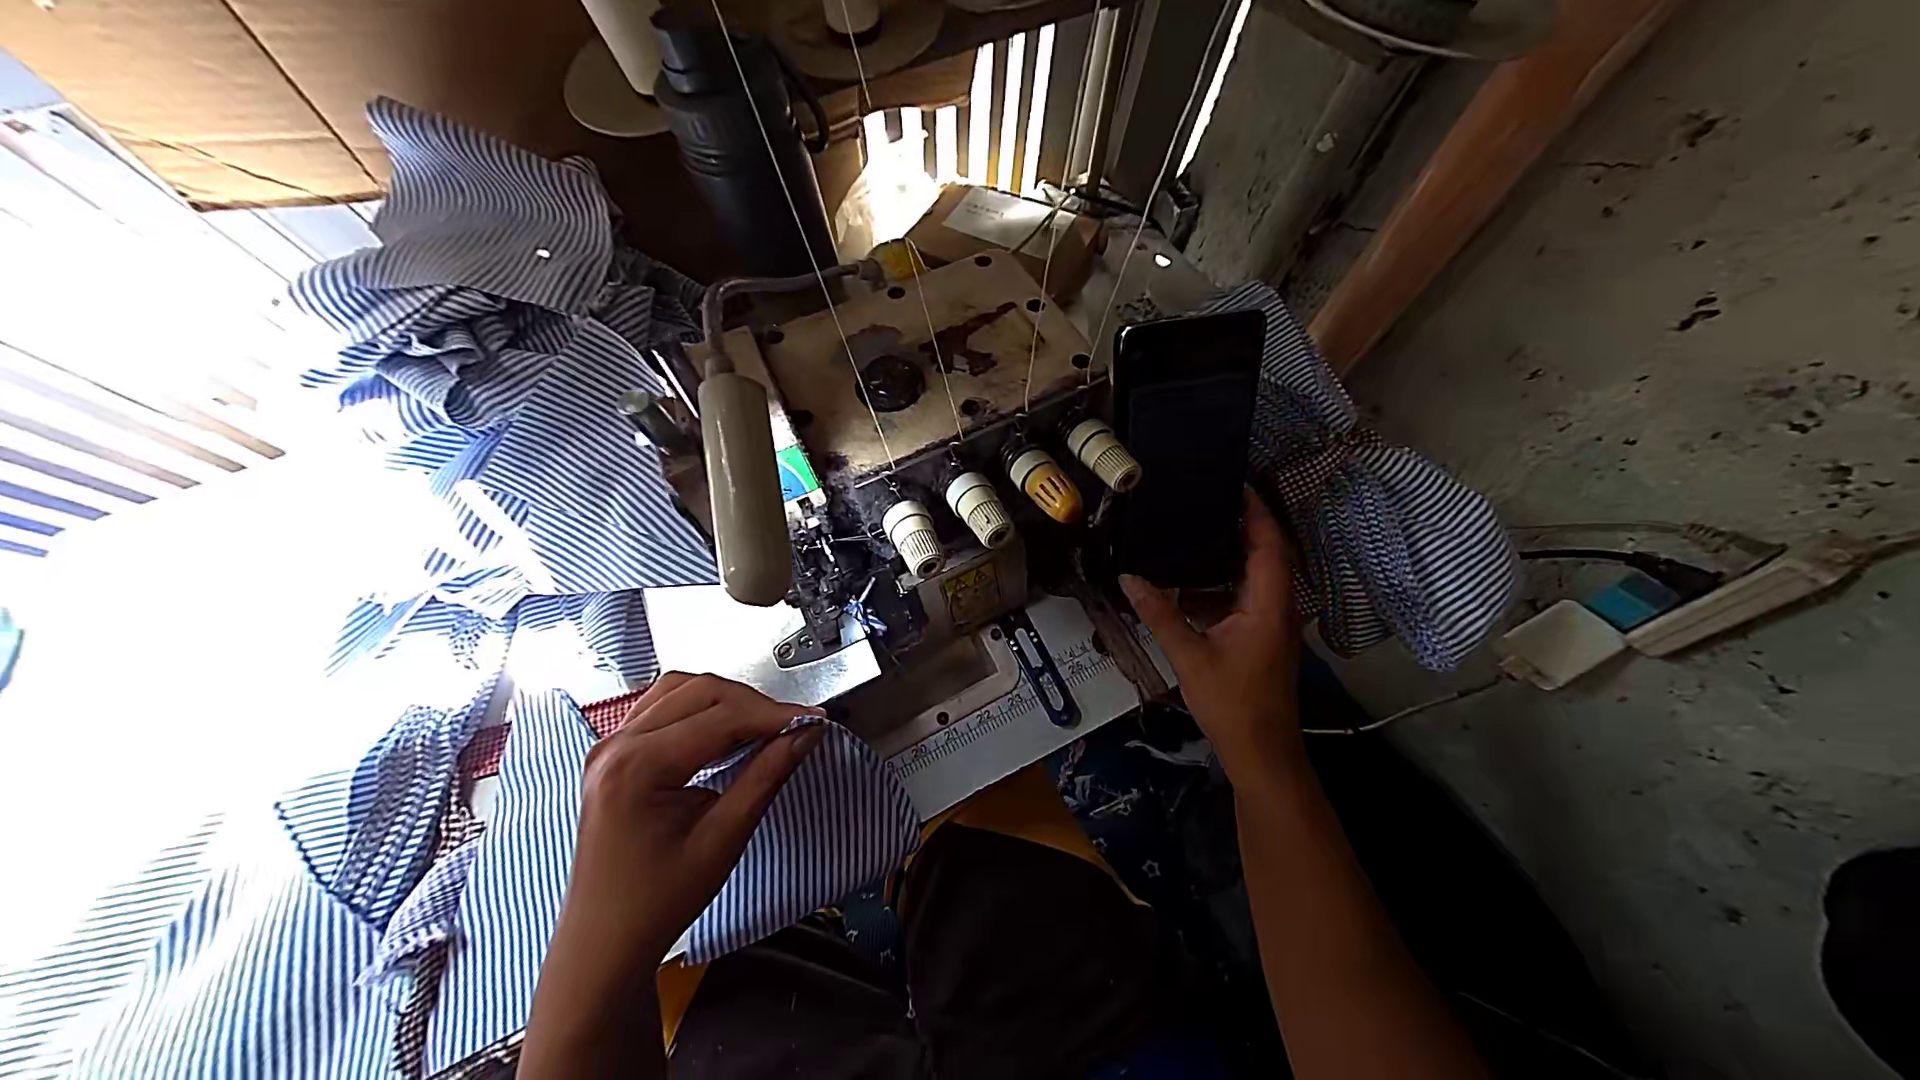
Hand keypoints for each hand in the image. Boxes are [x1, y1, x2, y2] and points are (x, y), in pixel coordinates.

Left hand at [553, 673, 825, 971]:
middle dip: (755, 703)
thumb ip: (766, 776)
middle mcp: (616, 747)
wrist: (605, 941)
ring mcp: (610, 746)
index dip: (773, 714)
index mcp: (636, 768)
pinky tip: (726, 728)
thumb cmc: (656, 902)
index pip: (720, 716)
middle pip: (701, 691)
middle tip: (794, 724)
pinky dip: (701, 706)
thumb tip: (804, 734)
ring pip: (682, 688)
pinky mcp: (615, 753)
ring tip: (764, 725)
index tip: (811, 720)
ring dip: (728, 699)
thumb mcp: (723, 839)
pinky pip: (663, 704)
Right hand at [1120, 489, 1300, 783]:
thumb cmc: (1231, 703)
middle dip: (1238, 526)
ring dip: (1223, 559)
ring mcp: (1272, 623)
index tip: (1233, 484)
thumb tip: (1129, 578)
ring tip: (1187, 536)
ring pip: (1251, 578)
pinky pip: (1242, 598)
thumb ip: (1160, 613)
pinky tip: (1185, 586)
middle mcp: (1278, 607)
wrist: (1260, 751)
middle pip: (1264, 554)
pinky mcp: (1261, 636)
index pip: (1269, 544)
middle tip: (1202, 502)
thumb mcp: (1189, 655)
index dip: (1256, 511)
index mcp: (1269, 605)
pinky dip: (1217, 587)